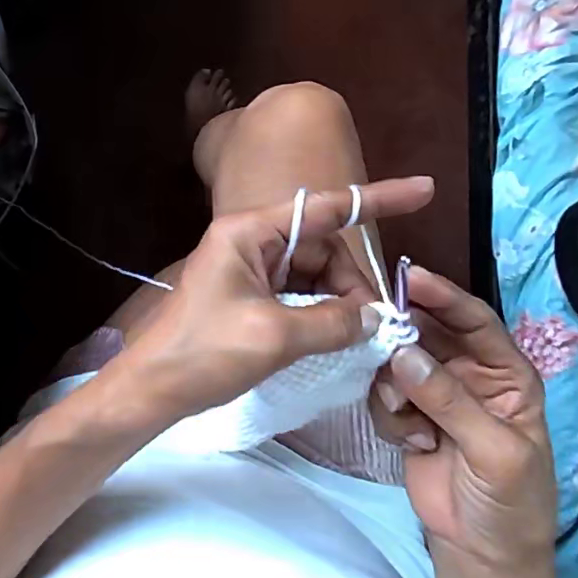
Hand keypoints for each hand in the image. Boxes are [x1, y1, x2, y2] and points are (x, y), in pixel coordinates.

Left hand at [113, 177, 436, 425]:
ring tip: (353, 335)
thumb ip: (333, 322)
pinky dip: (317, 312)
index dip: (376, 197)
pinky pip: (294, 293)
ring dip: (336, 301)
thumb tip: (375, 316)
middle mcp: (248, 241)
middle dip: (351, 281)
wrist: (151, 387)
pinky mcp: (245, 295)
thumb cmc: (204, 352)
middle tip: (373, 322)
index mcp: (248, 232)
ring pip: (311, 274)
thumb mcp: (274, 336)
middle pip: (320, 247)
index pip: (324, 208)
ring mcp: (246, 269)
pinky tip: (332, 336)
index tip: (426, 189)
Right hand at [369, 266, 558, 577]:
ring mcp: (432, 394)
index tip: (407, 278)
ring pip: (395, 362)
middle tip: (375, 337)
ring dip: (393, 386)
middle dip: (402, 338)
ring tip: (409, 421)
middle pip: (426, 334)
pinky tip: (409, 440)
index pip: (474, 321)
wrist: (480, 553)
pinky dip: (388, 413)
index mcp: (505, 373)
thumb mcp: (495, 451)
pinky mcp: (405, 414)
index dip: (444, 296)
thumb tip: (402, 353)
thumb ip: (450, 400)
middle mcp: (466, 374)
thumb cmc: (511, 502)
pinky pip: (382, 393)